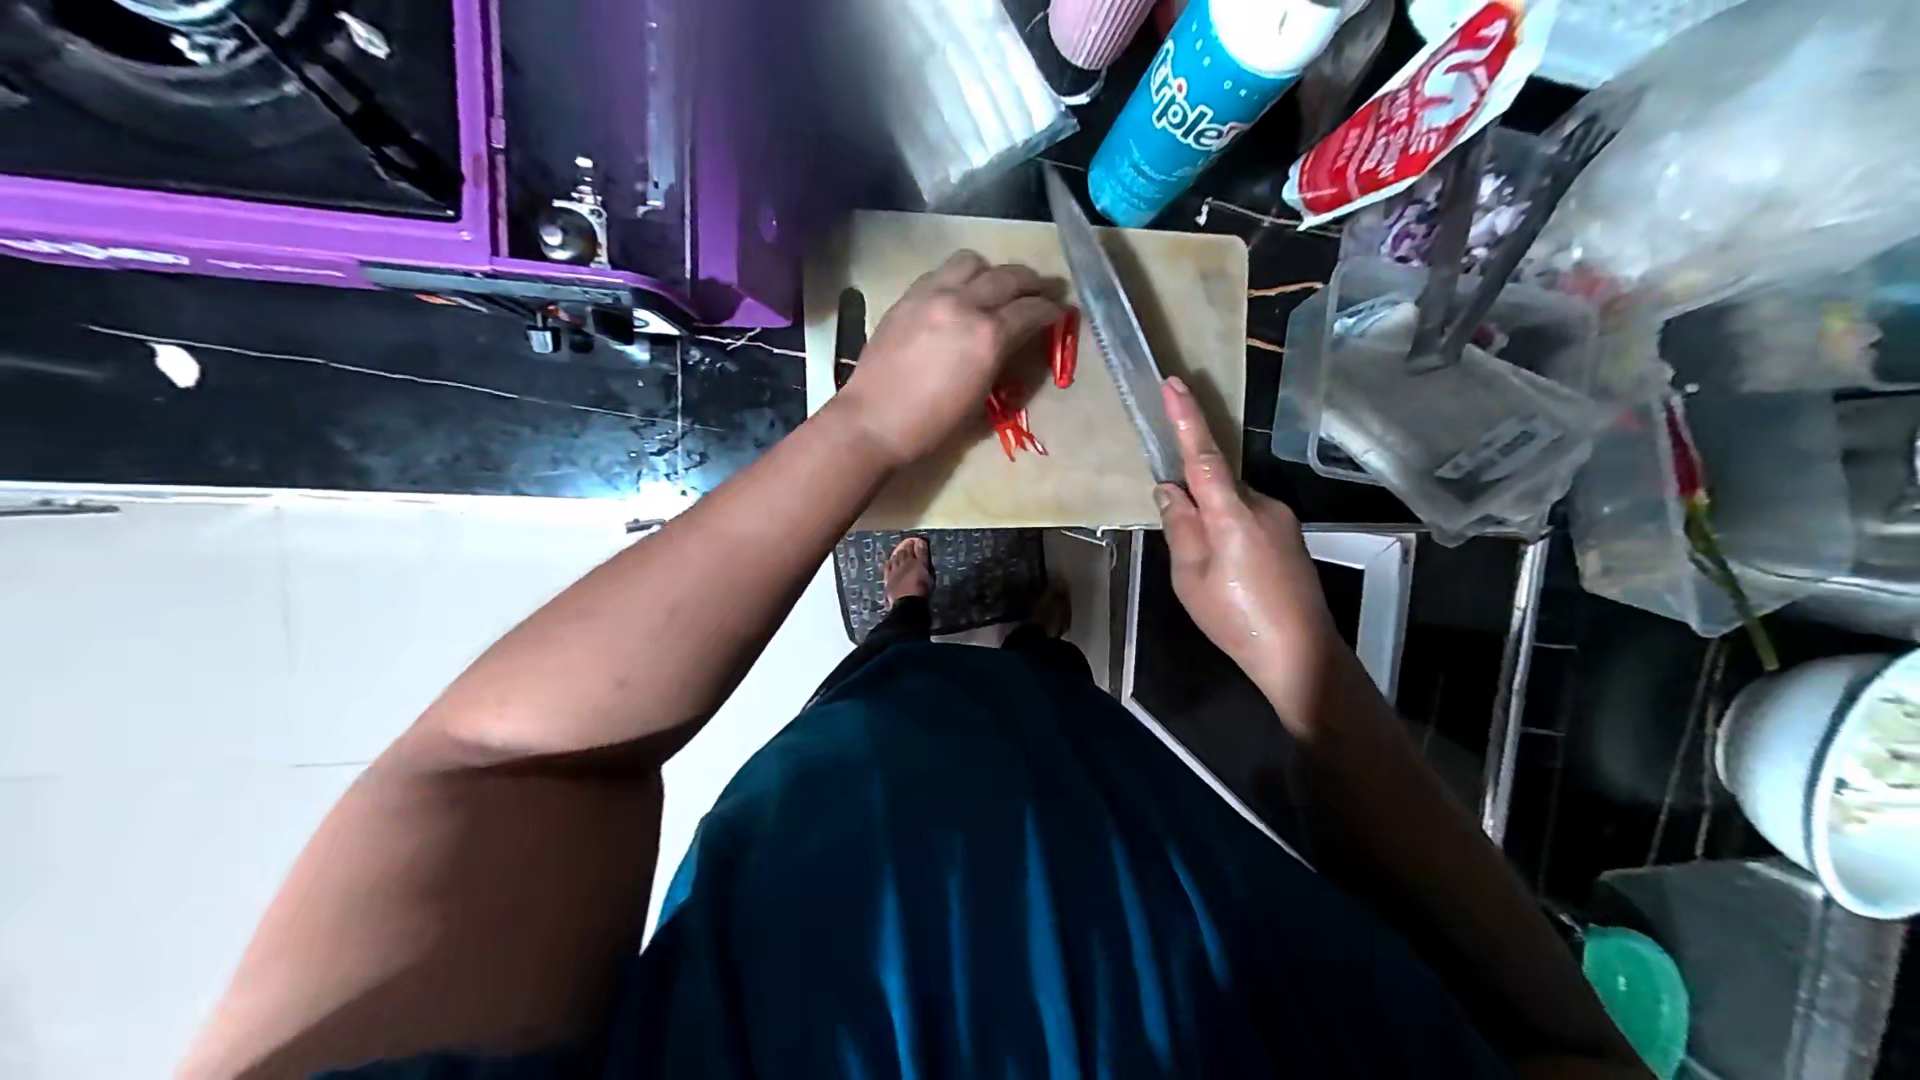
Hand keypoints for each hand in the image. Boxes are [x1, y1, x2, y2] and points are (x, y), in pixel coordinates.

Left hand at [832, 250, 1062, 465]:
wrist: (873, 421)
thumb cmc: (931, 425)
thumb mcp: (980, 398)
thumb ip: (1002, 360)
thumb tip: (1015, 342)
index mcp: (987, 335)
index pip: (1031, 310)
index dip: (1051, 310)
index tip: (1059, 311)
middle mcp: (964, 304)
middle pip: (1008, 277)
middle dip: (1032, 283)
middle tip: (1042, 290)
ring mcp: (932, 295)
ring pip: (973, 262)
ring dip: (992, 271)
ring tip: (997, 286)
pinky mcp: (908, 297)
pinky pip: (941, 272)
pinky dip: (959, 277)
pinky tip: (960, 293)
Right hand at [1154, 377, 1358, 733]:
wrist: (1302, 653)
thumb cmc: (1236, 618)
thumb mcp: (1190, 578)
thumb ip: (1180, 527)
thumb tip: (1169, 490)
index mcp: (1233, 514)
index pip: (1203, 457)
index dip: (1186, 419)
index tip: (1173, 383)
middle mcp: (1262, 505)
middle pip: (1215, 482)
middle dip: (1191, 497)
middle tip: (1181, 542)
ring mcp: (1281, 519)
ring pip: (1231, 503)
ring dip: (1210, 520)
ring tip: (1207, 570)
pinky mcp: (1289, 535)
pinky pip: (1247, 517)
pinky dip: (1228, 530)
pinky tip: (1228, 570)